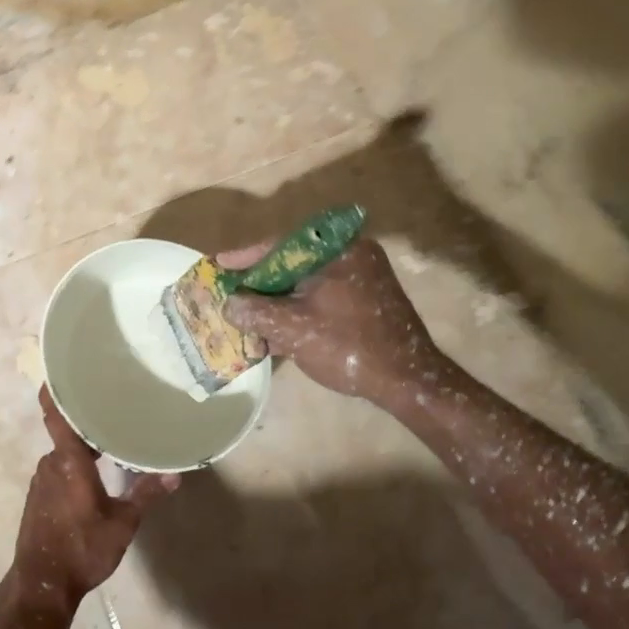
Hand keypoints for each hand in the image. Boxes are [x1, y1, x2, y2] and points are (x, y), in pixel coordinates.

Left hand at [15, 386, 178, 603]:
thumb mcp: (122, 524)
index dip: (54, 389)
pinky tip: (93, 476)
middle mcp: (50, 463)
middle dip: (88, 423)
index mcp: (68, 460)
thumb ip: (146, 494)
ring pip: (64, 454)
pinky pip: (58, 470)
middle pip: (67, 433)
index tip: (62, 368)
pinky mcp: (39, 497)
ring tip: (110, 442)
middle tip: (112, 409)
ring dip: (83, 449)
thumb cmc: (83, 548)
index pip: (55, 413)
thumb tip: (175, 473)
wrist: (42, 582)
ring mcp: (42, 480)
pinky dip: (74, 467)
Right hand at [217, 238, 446, 402]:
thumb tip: (228, 304)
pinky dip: (298, 308)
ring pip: (306, 282)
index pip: (281, 245)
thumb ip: (254, 311)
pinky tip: (276, 328)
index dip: (246, 257)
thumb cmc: (349, 346)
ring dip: (277, 298)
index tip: (219, 264)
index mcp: (338, 251)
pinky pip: (321, 296)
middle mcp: (352, 256)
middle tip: (232, 289)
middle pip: (293, 263)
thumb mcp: (292, 328)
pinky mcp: (366, 302)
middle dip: (260, 280)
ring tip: (247, 311)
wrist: (409, 383)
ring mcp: (362, 279)